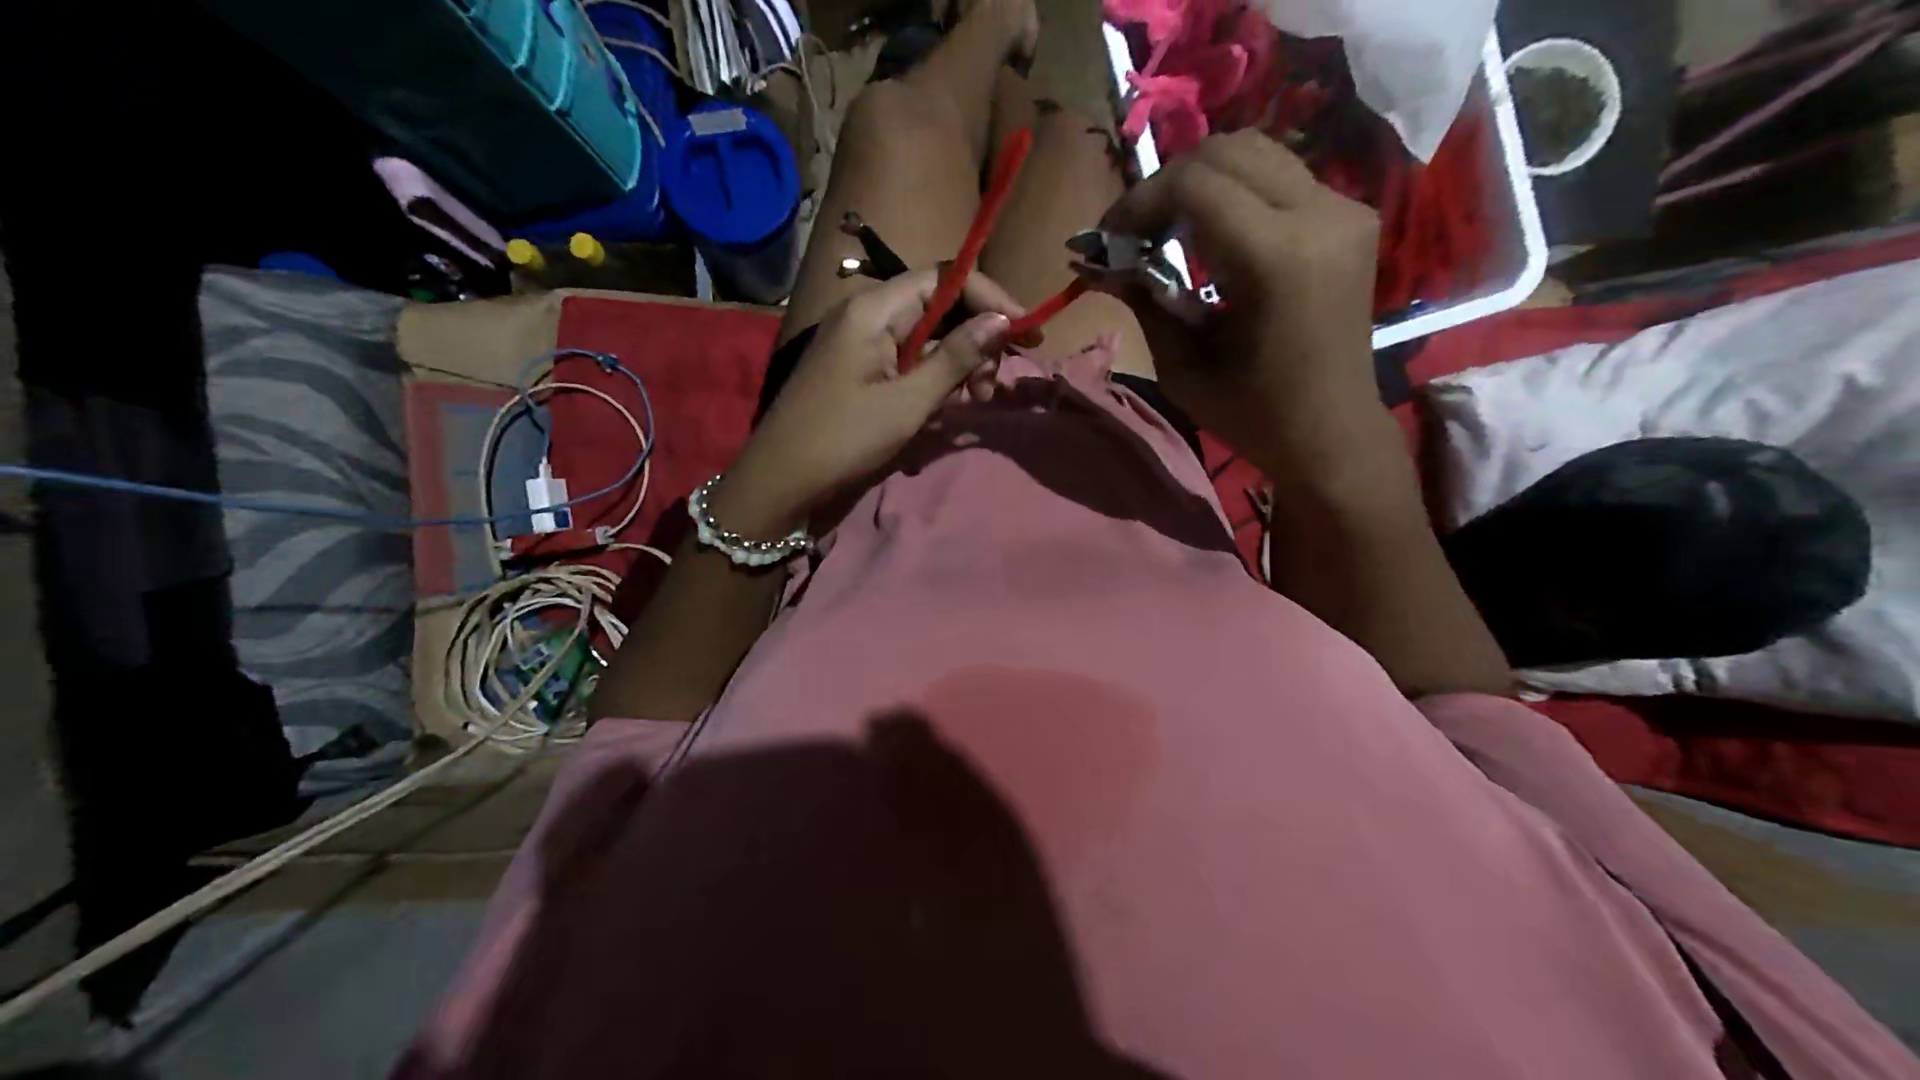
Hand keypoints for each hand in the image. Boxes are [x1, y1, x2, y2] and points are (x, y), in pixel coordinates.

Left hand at [712, 269, 1023, 538]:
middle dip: (974, 344)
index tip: (1027, 333)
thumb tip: (1003, 322)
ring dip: (955, 369)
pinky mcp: (858, 369)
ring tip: (968, 407)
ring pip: (927, 340)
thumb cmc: (844, 439)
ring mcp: (860, 342)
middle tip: (988, 390)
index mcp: (873, 309)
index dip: (991, 300)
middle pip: (939, 309)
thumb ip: (957, 358)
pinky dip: (930, 383)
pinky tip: (938, 413)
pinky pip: (907, 362)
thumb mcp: (909, 402)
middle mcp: (866, 314)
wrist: (782, 481)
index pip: (945, 279)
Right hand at [1097, 130, 1381, 478]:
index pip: (1194, 185)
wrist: (1330, 430)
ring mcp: (1343, 210)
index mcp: (1277, 260)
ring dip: (1199, 182)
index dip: (1140, 202)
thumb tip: (1099, 262)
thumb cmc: (1253, 413)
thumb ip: (1144, 301)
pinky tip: (1211, 234)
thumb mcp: (1182, 367)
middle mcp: (1319, 216)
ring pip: (1255, 153)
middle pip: (1226, 152)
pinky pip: (1279, 177)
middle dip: (1165, 185)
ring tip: (1168, 229)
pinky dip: (1234, 192)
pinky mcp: (1350, 216)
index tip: (1108, 237)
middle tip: (1134, 231)